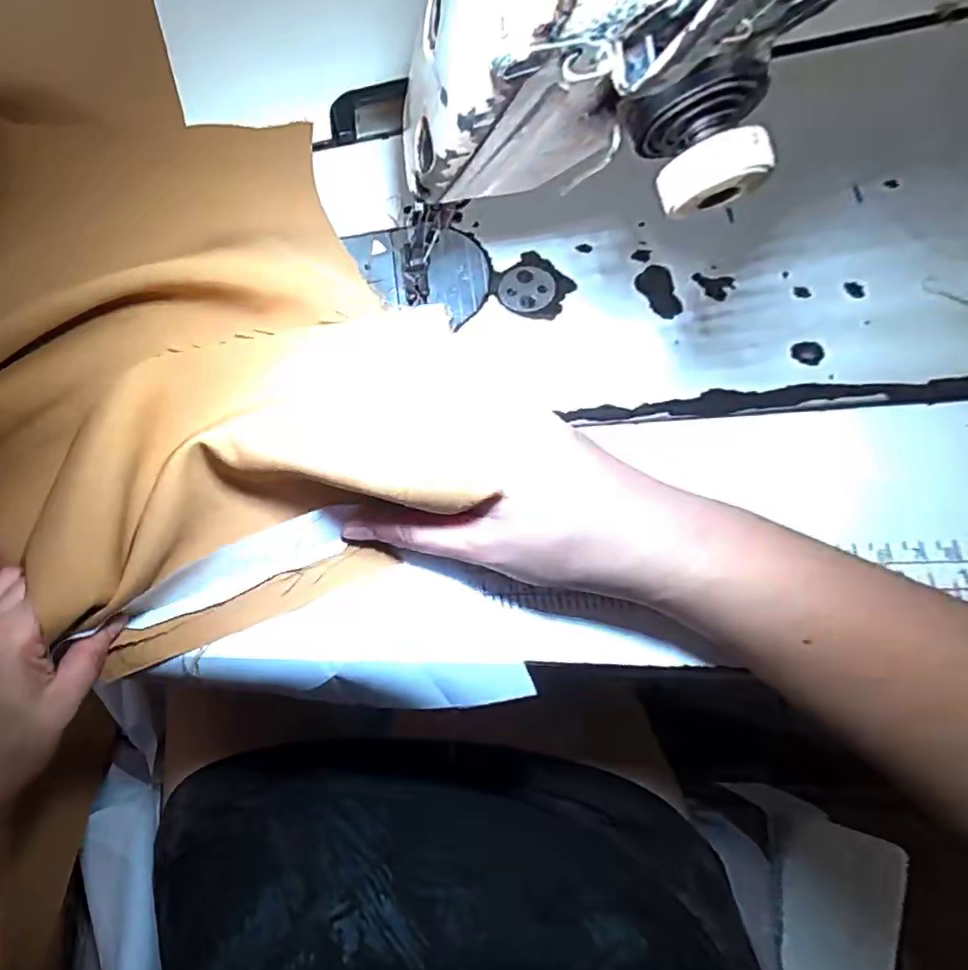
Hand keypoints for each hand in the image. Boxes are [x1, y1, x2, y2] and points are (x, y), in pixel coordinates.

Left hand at [0, 544, 121, 834]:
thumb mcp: (61, 707)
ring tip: (63, 573)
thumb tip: (118, 619)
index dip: (81, 586)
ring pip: (0, 584)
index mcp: (12, 637)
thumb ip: (88, 658)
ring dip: (28, 578)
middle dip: (58, 580)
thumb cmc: (14, 750)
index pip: (52, 591)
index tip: (108, 584)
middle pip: (26, 582)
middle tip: (92, 582)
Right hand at [338, 418, 725, 604]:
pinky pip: (465, 427)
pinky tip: (410, 455)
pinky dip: (432, 439)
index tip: (318, 424)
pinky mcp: (529, 433)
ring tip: (357, 441)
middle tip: (328, 430)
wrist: (667, 546)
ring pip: (442, 416)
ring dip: (404, 429)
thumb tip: (346, 523)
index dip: (359, 416)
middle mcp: (500, 411)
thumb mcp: (478, 547)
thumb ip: (408, 532)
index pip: (405, 409)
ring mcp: (519, 419)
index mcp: (485, 429)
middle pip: (420, 405)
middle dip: (375, 418)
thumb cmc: (570, 543)